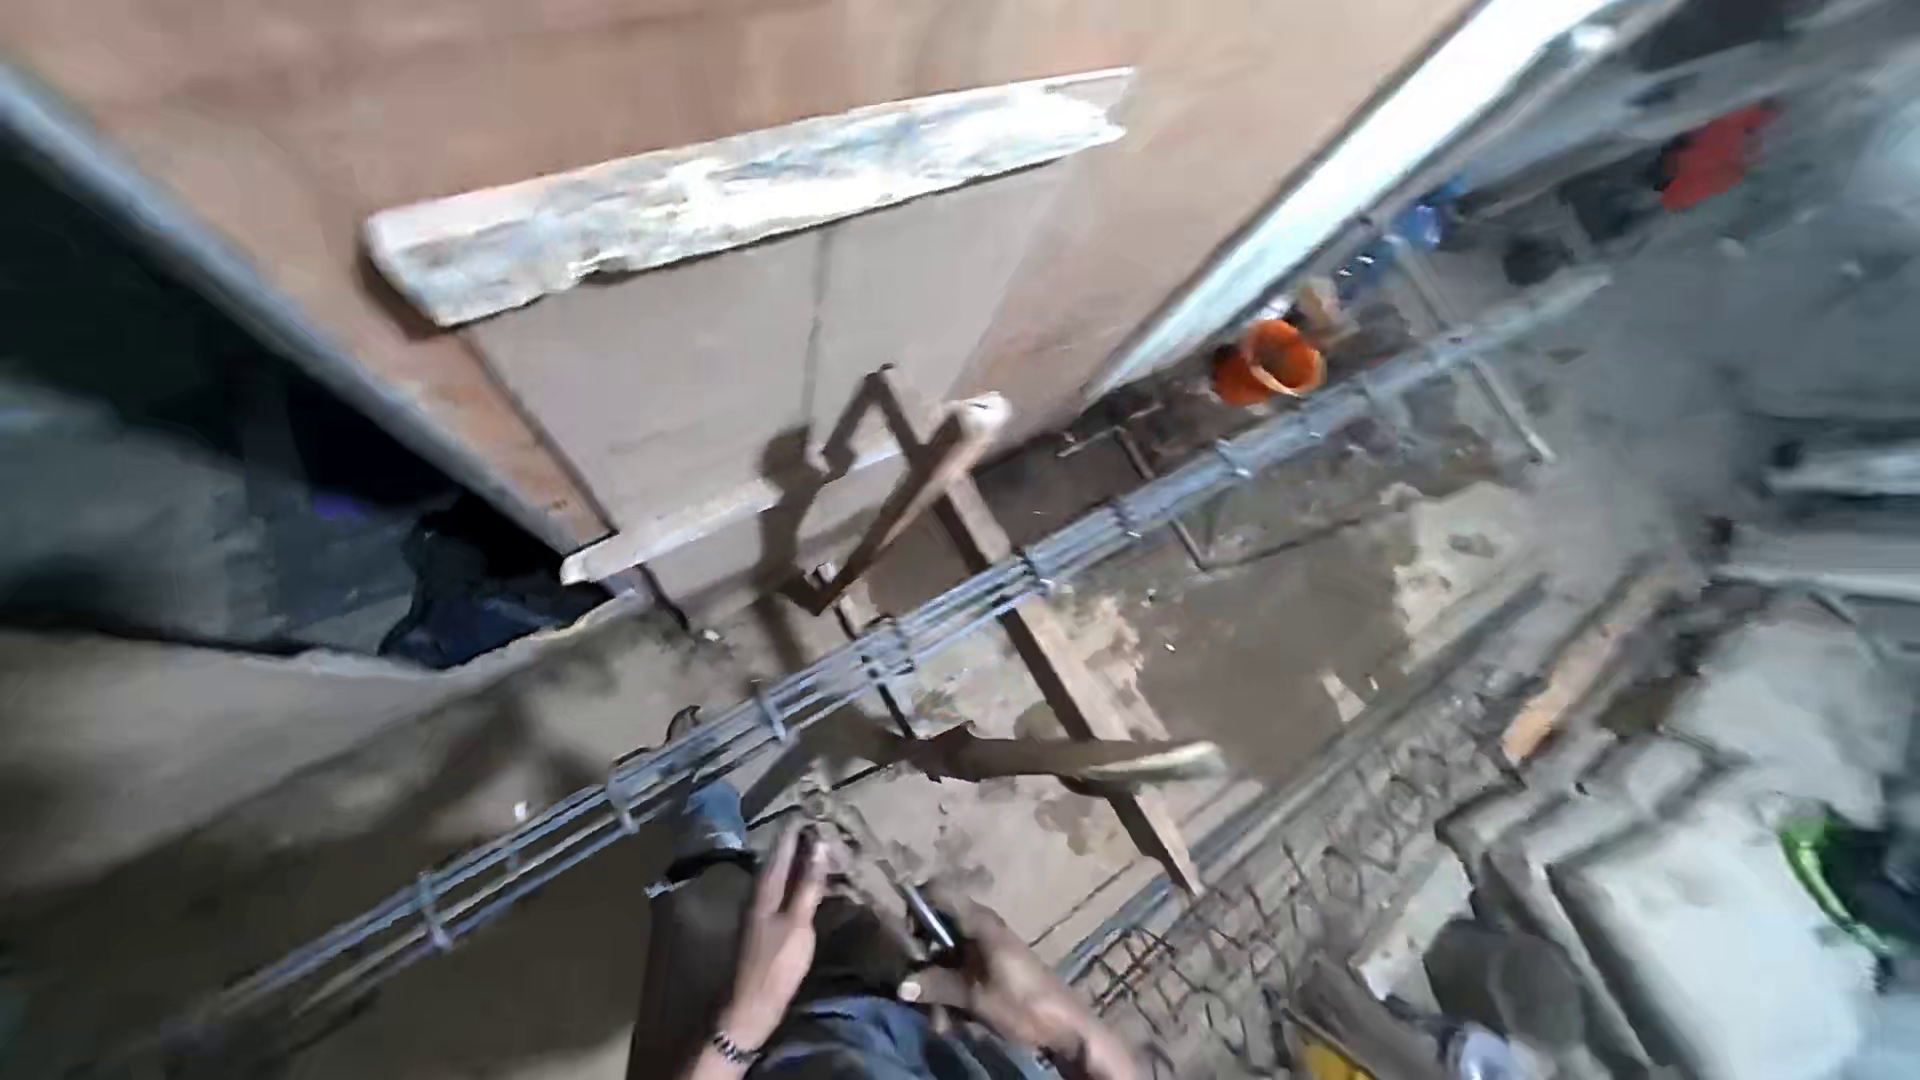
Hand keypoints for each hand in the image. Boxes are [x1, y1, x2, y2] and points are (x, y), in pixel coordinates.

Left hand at [717, 824, 829, 1049]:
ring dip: (802, 858)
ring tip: (824, 846)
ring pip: (784, 871)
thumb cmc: (777, 962)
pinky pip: (786, 886)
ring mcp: (763, 906)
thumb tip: (819, 844)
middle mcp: (762, 890)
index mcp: (767, 886)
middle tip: (824, 824)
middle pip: (782, 856)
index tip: (813, 807)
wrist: (752, 1006)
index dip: (797, 826)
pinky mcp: (769, 920)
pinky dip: (801, 876)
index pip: (782, 844)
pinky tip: (813, 879)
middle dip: (801, 839)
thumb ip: (809, 883)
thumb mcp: (798, 921)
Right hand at [896, 890, 1139, 1079]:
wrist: (1062, 1023)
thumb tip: (900, 984)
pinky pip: (957, 972)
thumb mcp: (975, 996)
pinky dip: (951, 995)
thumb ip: (937, 985)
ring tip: (942, 1025)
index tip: (907, 939)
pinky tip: (954, 1024)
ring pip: (944, 959)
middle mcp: (977, 925)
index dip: (916, 908)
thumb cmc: (1021, 1000)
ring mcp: (982, 946)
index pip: (937, 892)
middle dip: (925, 968)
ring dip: (938, 990)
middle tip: (920, 1000)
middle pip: (935, 932)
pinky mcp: (987, 966)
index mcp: (977, 920)